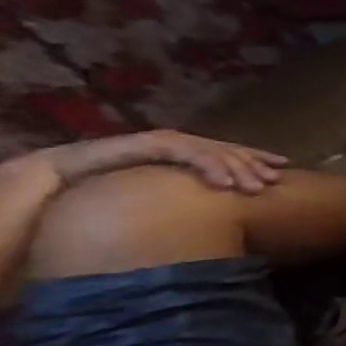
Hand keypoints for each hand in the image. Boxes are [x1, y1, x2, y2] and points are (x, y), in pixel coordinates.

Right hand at [44, 130, 288, 192]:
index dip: (258, 157)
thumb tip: (222, 205)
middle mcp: (182, 142)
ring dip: (238, 169)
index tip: (285, 168)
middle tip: (275, 182)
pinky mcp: (151, 144)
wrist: (60, 175)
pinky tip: (223, 183)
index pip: (232, 152)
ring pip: (215, 153)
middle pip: (230, 152)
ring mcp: (168, 140)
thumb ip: (190, 190)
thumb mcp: (165, 188)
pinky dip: (210, 167)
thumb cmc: (115, 186)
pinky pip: (189, 155)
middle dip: (255, 166)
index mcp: (189, 150)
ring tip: (254, 187)